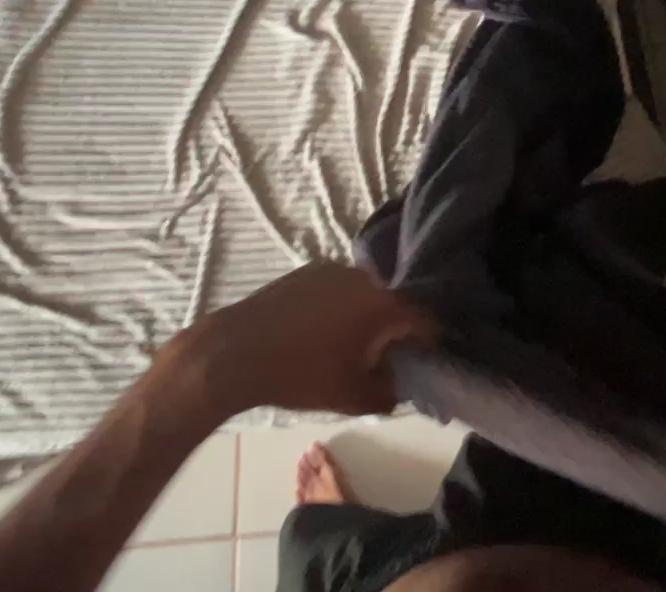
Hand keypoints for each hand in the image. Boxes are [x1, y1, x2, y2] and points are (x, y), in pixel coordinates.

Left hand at [165, 262, 433, 418]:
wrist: (235, 350)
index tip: (426, 363)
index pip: (423, 319)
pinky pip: (338, 289)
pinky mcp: (307, 270)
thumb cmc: (300, 374)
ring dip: (365, 317)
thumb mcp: (352, 396)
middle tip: (386, 360)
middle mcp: (363, 277)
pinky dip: (340, 307)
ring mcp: (333, 269)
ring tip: (350, 347)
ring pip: (364, 294)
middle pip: (393, 304)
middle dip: (394, 330)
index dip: (430, 342)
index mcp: (381, 304)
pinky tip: (322, 332)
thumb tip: (400, 386)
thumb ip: (388, 393)